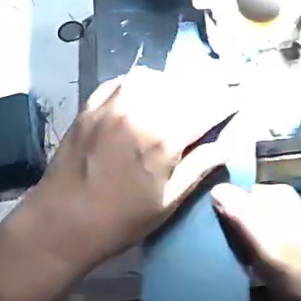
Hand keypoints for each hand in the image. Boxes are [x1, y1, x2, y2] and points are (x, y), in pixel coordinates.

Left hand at [0, 68, 238, 300]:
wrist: (60, 223)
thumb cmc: (120, 221)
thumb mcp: (168, 202)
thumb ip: (198, 168)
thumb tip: (225, 146)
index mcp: (164, 137)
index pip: (207, 107)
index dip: (227, 102)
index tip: (240, 100)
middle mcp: (139, 110)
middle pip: (182, 87)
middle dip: (204, 91)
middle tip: (216, 98)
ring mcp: (111, 104)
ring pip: (153, 78)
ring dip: (173, 84)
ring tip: (182, 96)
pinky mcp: (90, 106)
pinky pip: (122, 82)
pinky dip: (141, 83)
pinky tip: (146, 94)